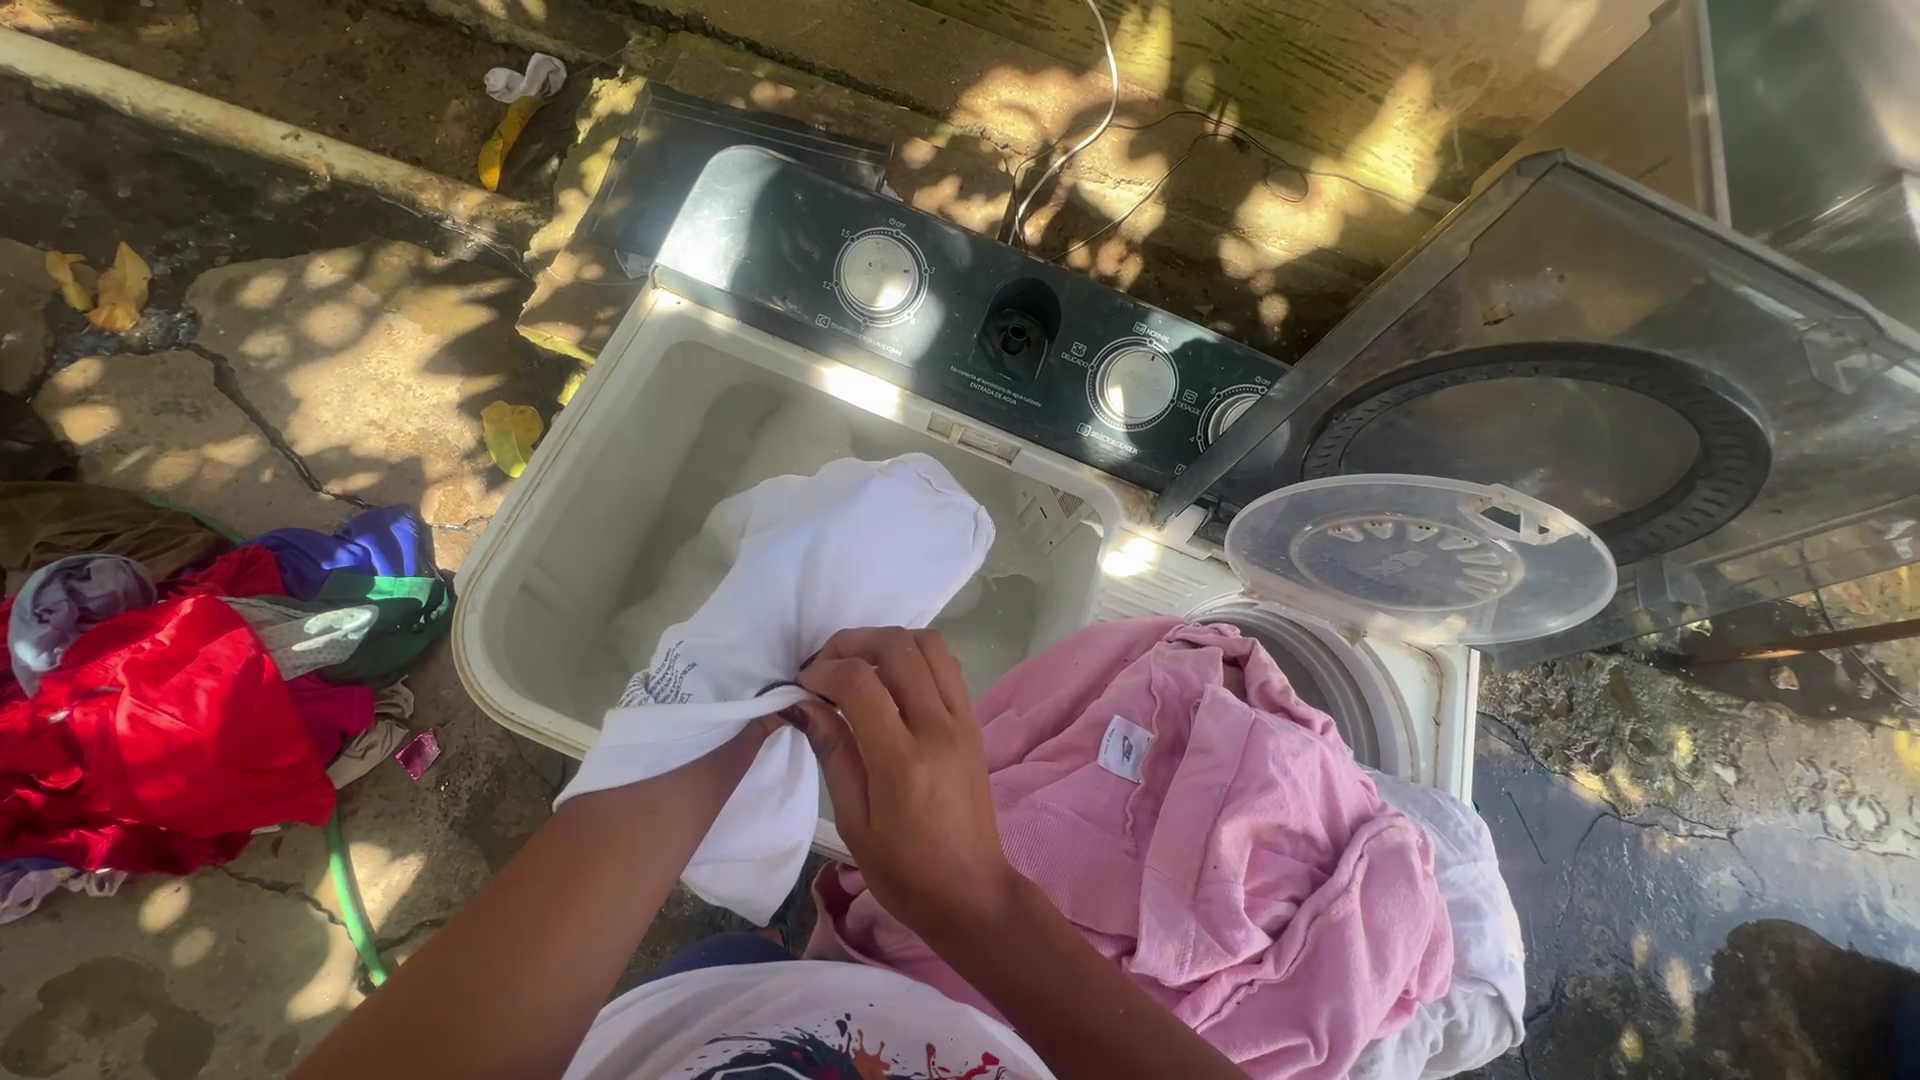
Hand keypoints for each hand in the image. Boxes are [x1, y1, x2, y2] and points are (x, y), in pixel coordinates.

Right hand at [793, 627, 1024, 938]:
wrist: (971, 892)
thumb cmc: (904, 872)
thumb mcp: (855, 822)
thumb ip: (833, 753)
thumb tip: (804, 704)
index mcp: (903, 760)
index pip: (859, 682)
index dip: (823, 672)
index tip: (803, 685)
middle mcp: (938, 728)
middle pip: (897, 647)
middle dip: (852, 643)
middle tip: (826, 667)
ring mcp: (963, 721)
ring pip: (930, 644)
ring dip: (888, 641)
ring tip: (858, 665)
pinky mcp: (974, 723)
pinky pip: (948, 666)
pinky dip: (915, 657)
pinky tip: (891, 681)